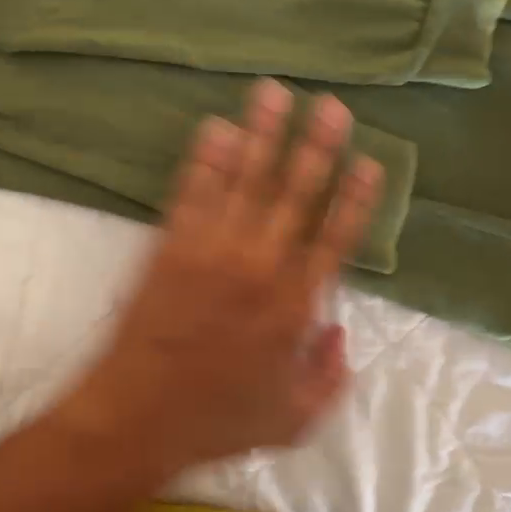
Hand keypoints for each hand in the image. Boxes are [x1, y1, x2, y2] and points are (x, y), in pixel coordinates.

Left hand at [53, 79, 381, 477]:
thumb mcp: (293, 418)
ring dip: (261, 134)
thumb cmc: (217, 418)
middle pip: (295, 194)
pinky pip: (192, 192)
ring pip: (245, 180)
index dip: (356, 198)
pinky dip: (205, 159)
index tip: (370, 160)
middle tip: (329, 105)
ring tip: (271, 93)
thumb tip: (342, 330)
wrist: (140, 412)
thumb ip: (329, 375)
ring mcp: (213, 249)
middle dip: (316, 146)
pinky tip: (215, 126)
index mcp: (295, 305)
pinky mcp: (171, 243)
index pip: (335, 238)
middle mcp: (260, 266)